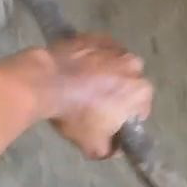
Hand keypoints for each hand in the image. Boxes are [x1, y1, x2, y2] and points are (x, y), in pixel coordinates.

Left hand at [39, 35, 152, 158]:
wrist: (45, 82)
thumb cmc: (75, 114)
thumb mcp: (94, 146)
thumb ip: (111, 151)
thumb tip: (115, 149)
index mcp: (141, 91)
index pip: (140, 110)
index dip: (124, 119)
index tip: (107, 122)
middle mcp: (134, 65)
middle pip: (129, 84)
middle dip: (117, 93)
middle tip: (93, 104)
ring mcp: (113, 47)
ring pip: (115, 64)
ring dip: (105, 73)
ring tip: (83, 84)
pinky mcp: (94, 36)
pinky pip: (98, 49)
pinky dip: (92, 58)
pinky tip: (77, 67)